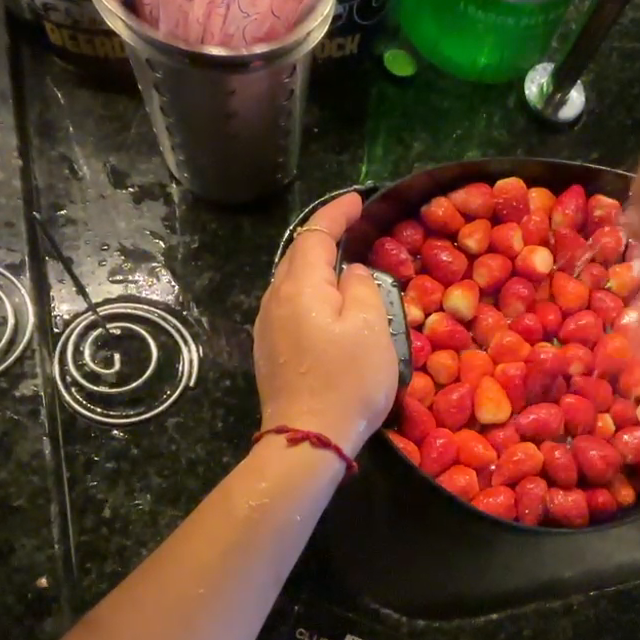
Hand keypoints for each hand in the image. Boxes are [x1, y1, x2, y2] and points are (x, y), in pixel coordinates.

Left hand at [254, 193, 396, 455]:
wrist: (309, 438)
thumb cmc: (348, 382)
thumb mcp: (371, 329)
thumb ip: (361, 289)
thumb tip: (350, 273)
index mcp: (299, 287)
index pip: (315, 235)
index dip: (336, 214)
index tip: (359, 200)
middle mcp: (275, 300)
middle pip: (297, 256)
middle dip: (323, 238)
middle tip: (353, 230)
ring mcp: (268, 328)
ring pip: (292, 284)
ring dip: (317, 270)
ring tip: (345, 269)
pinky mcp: (270, 353)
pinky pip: (291, 308)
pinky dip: (311, 296)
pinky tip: (328, 309)